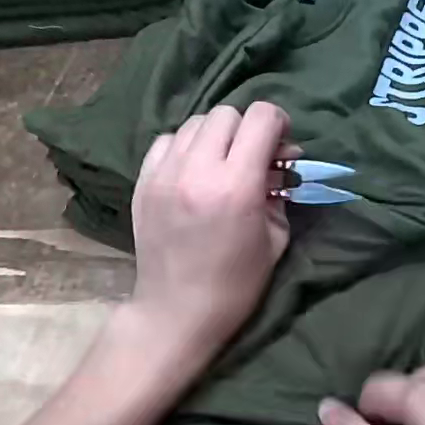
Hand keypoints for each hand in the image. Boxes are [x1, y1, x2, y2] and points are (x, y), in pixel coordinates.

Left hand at [127, 102, 291, 359]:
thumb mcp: (275, 239)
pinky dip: (184, 147)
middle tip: (250, 157)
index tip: (279, 145)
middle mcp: (197, 170)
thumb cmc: (236, 283)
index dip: (278, 124)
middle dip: (246, 129)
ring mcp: (164, 174)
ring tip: (220, 163)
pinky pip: (166, 140)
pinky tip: (191, 171)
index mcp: (236, 186)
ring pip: (195, 122)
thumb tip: (281, 159)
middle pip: (226, 114)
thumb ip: (279, 190)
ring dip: (215, 136)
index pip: (261, 118)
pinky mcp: (143, 182)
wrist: (176, 311)